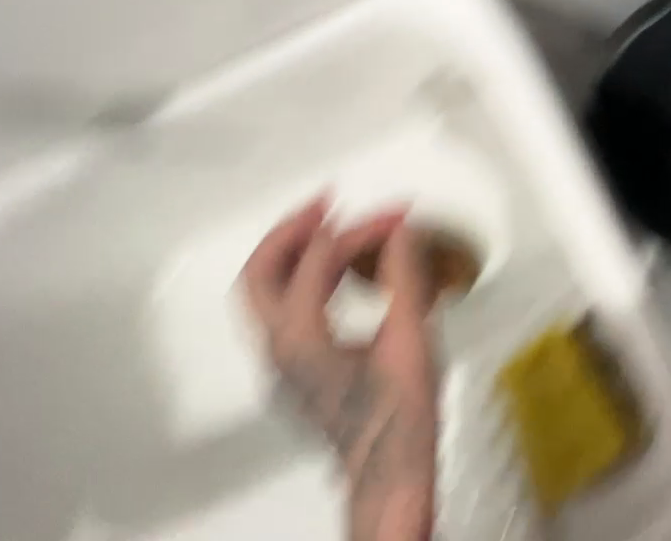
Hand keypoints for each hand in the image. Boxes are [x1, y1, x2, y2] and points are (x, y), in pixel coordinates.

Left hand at [241, 197, 438, 540]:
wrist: (388, 469)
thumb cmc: (399, 412)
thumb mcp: (410, 337)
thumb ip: (403, 279)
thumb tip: (400, 233)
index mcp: (301, 338)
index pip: (320, 260)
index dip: (361, 228)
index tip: (397, 215)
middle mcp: (279, 348)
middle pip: (260, 273)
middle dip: (292, 229)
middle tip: (329, 200)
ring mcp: (283, 360)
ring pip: (265, 291)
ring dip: (293, 250)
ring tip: (330, 223)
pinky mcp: (299, 366)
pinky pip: (284, 305)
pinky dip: (303, 273)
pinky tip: (337, 268)